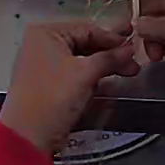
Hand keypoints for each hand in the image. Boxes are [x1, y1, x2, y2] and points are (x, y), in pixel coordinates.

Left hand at [0, 21, 139, 152]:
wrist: (29, 135)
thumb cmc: (55, 96)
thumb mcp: (85, 73)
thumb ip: (110, 58)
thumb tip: (130, 50)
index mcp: (46, 33)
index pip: (87, 29)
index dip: (113, 38)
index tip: (135, 45)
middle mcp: (42, 44)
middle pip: (84, 44)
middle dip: (110, 54)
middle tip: (135, 61)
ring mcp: (45, 65)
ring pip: (81, 60)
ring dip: (104, 66)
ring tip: (129, 72)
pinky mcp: (49, 84)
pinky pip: (75, 74)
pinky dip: (92, 78)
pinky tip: (111, 83)